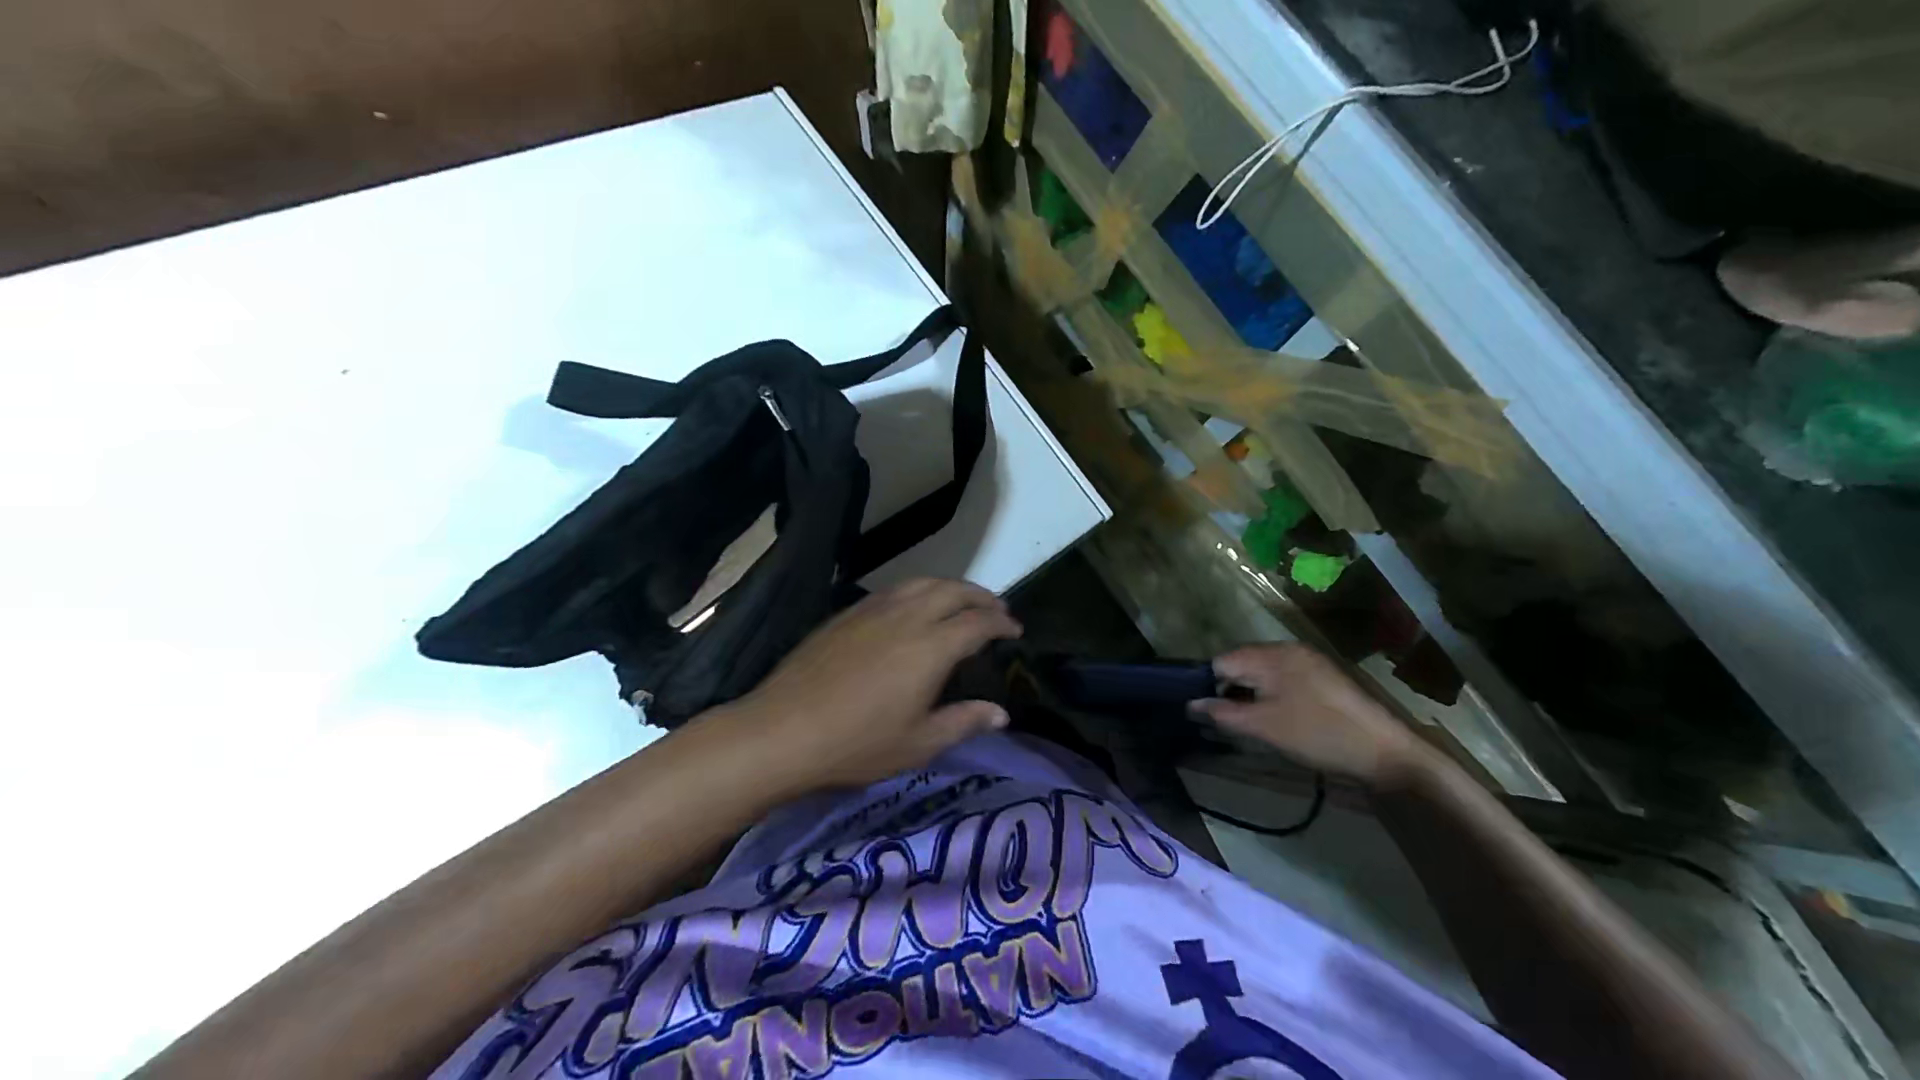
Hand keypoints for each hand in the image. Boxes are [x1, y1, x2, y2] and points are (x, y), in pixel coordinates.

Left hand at [718, 578, 1022, 792]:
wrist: (783, 730)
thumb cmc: (857, 743)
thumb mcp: (918, 744)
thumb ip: (963, 722)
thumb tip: (1001, 713)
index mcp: (930, 647)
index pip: (977, 623)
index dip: (1001, 623)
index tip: (1015, 630)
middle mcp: (906, 617)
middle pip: (952, 591)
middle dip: (980, 597)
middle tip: (996, 610)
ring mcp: (872, 611)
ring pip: (921, 583)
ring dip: (950, 587)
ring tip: (961, 602)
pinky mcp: (846, 614)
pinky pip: (893, 591)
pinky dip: (917, 591)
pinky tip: (914, 608)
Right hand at [1191, 643, 1432, 788]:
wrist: (1387, 752)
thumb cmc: (1319, 734)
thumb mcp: (1265, 727)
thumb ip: (1224, 713)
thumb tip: (1192, 704)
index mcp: (1274, 655)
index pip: (1223, 661)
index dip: (1210, 685)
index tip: (1210, 713)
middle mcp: (1289, 649)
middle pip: (1243, 663)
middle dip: (1231, 690)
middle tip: (1231, 722)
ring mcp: (1309, 661)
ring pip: (1263, 673)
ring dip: (1252, 694)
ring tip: (1253, 723)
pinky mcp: (1323, 677)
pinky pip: (1284, 679)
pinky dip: (1273, 695)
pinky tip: (1279, 718)